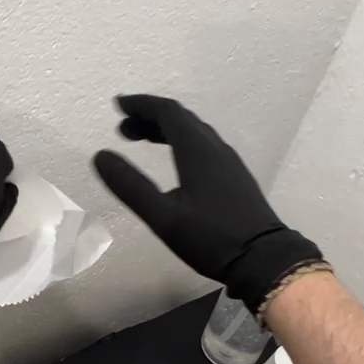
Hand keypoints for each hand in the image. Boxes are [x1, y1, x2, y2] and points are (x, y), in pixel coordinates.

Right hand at [93, 94, 323, 312]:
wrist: (263, 259)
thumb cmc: (210, 238)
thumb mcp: (163, 217)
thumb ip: (131, 186)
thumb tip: (100, 155)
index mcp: (197, 150)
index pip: (167, 112)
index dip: (141, 105)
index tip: (118, 105)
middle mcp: (214, 148)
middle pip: (181, 119)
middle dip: (149, 117)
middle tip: (123, 128)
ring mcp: (228, 161)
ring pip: (194, 132)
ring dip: (165, 130)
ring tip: (141, 140)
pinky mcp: (235, 176)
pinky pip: (204, 146)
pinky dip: (181, 143)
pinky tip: (174, 162)